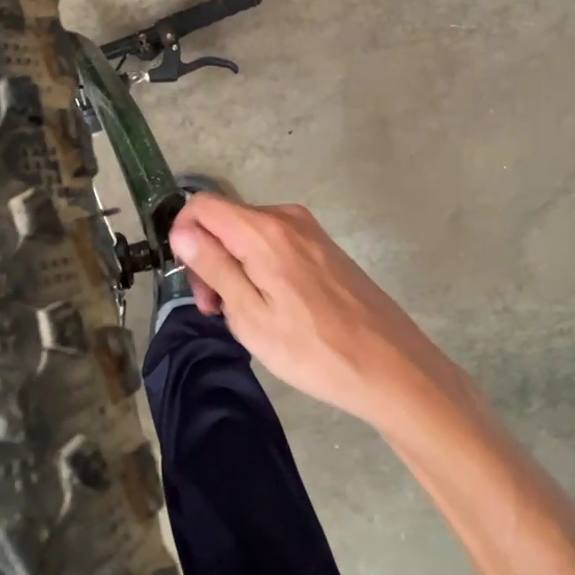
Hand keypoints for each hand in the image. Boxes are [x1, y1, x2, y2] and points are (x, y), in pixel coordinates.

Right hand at [169, 194, 474, 424]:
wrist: (392, 369)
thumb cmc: (314, 350)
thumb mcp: (250, 315)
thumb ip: (214, 266)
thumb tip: (182, 231)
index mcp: (264, 231)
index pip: (201, 205)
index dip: (183, 236)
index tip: (193, 280)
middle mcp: (285, 217)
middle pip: (224, 220)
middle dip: (208, 258)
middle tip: (216, 310)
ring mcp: (308, 230)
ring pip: (247, 234)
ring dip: (233, 267)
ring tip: (245, 316)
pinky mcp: (323, 247)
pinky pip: (273, 244)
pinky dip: (258, 268)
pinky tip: (272, 308)